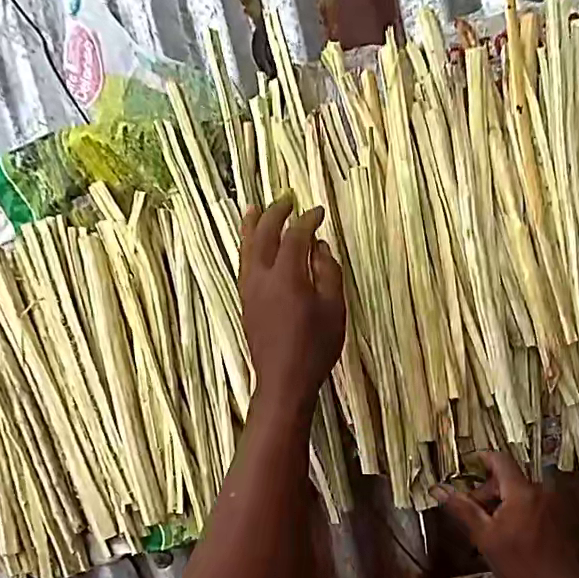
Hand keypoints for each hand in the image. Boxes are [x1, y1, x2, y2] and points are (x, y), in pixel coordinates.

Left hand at [238, 193, 345, 412]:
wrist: (284, 378)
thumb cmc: (316, 346)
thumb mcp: (334, 309)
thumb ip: (328, 273)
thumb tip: (320, 248)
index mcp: (288, 275)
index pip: (296, 236)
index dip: (307, 220)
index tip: (318, 212)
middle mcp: (263, 276)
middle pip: (264, 234)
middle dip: (275, 213)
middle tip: (286, 199)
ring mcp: (250, 288)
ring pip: (247, 247)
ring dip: (252, 225)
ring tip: (255, 208)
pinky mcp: (245, 301)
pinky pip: (244, 262)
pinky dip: (248, 246)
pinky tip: (251, 245)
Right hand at [432, 448, 578, 577]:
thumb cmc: (520, 563)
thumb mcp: (485, 537)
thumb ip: (463, 509)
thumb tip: (438, 490)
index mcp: (521, 491)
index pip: (500, 460)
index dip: (481, 460)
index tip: (466, 469)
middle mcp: (540, 489)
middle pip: (508, 478)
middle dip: (488, 492)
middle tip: (475, 516)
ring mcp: (552, 501)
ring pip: (520, 492)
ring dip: (503, 503)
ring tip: (493, 529)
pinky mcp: (560, 514)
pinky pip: (533, 502)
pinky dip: (519, 510)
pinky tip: (512, 534)